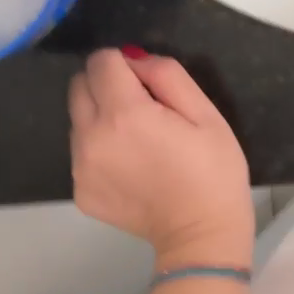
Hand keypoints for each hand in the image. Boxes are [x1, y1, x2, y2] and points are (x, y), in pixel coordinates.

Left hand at [68, 48, 252, 270]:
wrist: (201, 234)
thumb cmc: (215, 171)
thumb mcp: (207, 114)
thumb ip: (168, 76)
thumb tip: (135, 59)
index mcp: (125, 114)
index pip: (102, 62)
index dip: (126, 63)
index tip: (150, 82)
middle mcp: (91, 137)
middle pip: (79, 86)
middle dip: (108, 86)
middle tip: (145, 108)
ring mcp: (80, 167)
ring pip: (78, 120)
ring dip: (103, 118)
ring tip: (142, 142)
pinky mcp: (80, 191)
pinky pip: (82, 153)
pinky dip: (102, 150)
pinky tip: (135, 168)